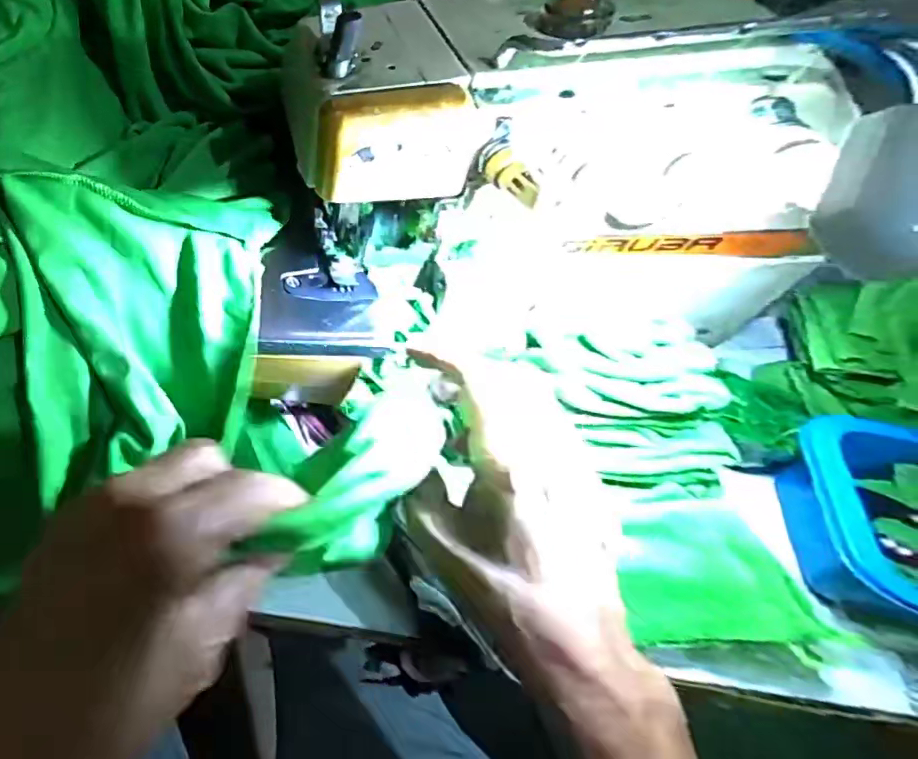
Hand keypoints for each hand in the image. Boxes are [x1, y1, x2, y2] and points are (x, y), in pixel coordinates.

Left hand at [0, 441, 306, 758]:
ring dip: (194, 486)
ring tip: (209, 532)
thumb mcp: (194, 652)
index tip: (304, 515)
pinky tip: (162, 538)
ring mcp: (92, 494)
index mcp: (167, 531)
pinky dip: (158, 495)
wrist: (20, 699)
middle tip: (252, 524)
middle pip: (199, 454)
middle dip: (235, 480)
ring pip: (161, 462)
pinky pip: (129, 482)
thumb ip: (234, 591)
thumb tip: (265, 554)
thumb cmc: (117, 693)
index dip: (281, 497)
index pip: (241, 486)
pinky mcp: (70, 506)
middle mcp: (128, 494)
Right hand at [402, 344, 694, 758]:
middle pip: (515, 382)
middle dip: (467, 366)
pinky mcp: (592, 488)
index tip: (410, 350)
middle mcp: (553, 456)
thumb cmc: (496, 590)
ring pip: (538, 402)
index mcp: (509, 464)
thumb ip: (417, 474)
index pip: (481, 383)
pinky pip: (551, 428)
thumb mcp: (433, 534)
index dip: (443, 355)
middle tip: (428, 376)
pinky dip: (514, 414)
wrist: (578, 647)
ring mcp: (581, 471)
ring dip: (493, 389)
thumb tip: (406, 439)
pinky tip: (490, 440)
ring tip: (453, 404)